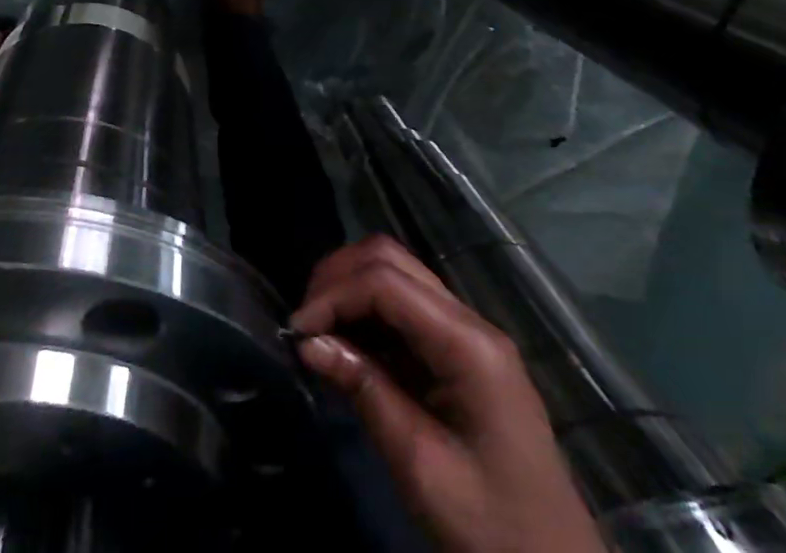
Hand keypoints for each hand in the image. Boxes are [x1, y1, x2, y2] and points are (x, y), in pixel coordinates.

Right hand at [291, 236, 607, 552]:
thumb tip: (307, 342)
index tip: (296, 333)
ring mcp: (465, 335)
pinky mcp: (456, 354)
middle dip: (338, 279)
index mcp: (469, 345)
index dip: (334, 295)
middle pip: (392, 261)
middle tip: (304, 326)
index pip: (388, 282)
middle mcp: (469, 323)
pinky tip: (342, 348)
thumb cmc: (489, 524)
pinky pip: (403, 312)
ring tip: (316, 335)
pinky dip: (365, 317)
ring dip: (349, 293)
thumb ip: (364, 391)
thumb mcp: (419, 463)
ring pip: (396, 277)